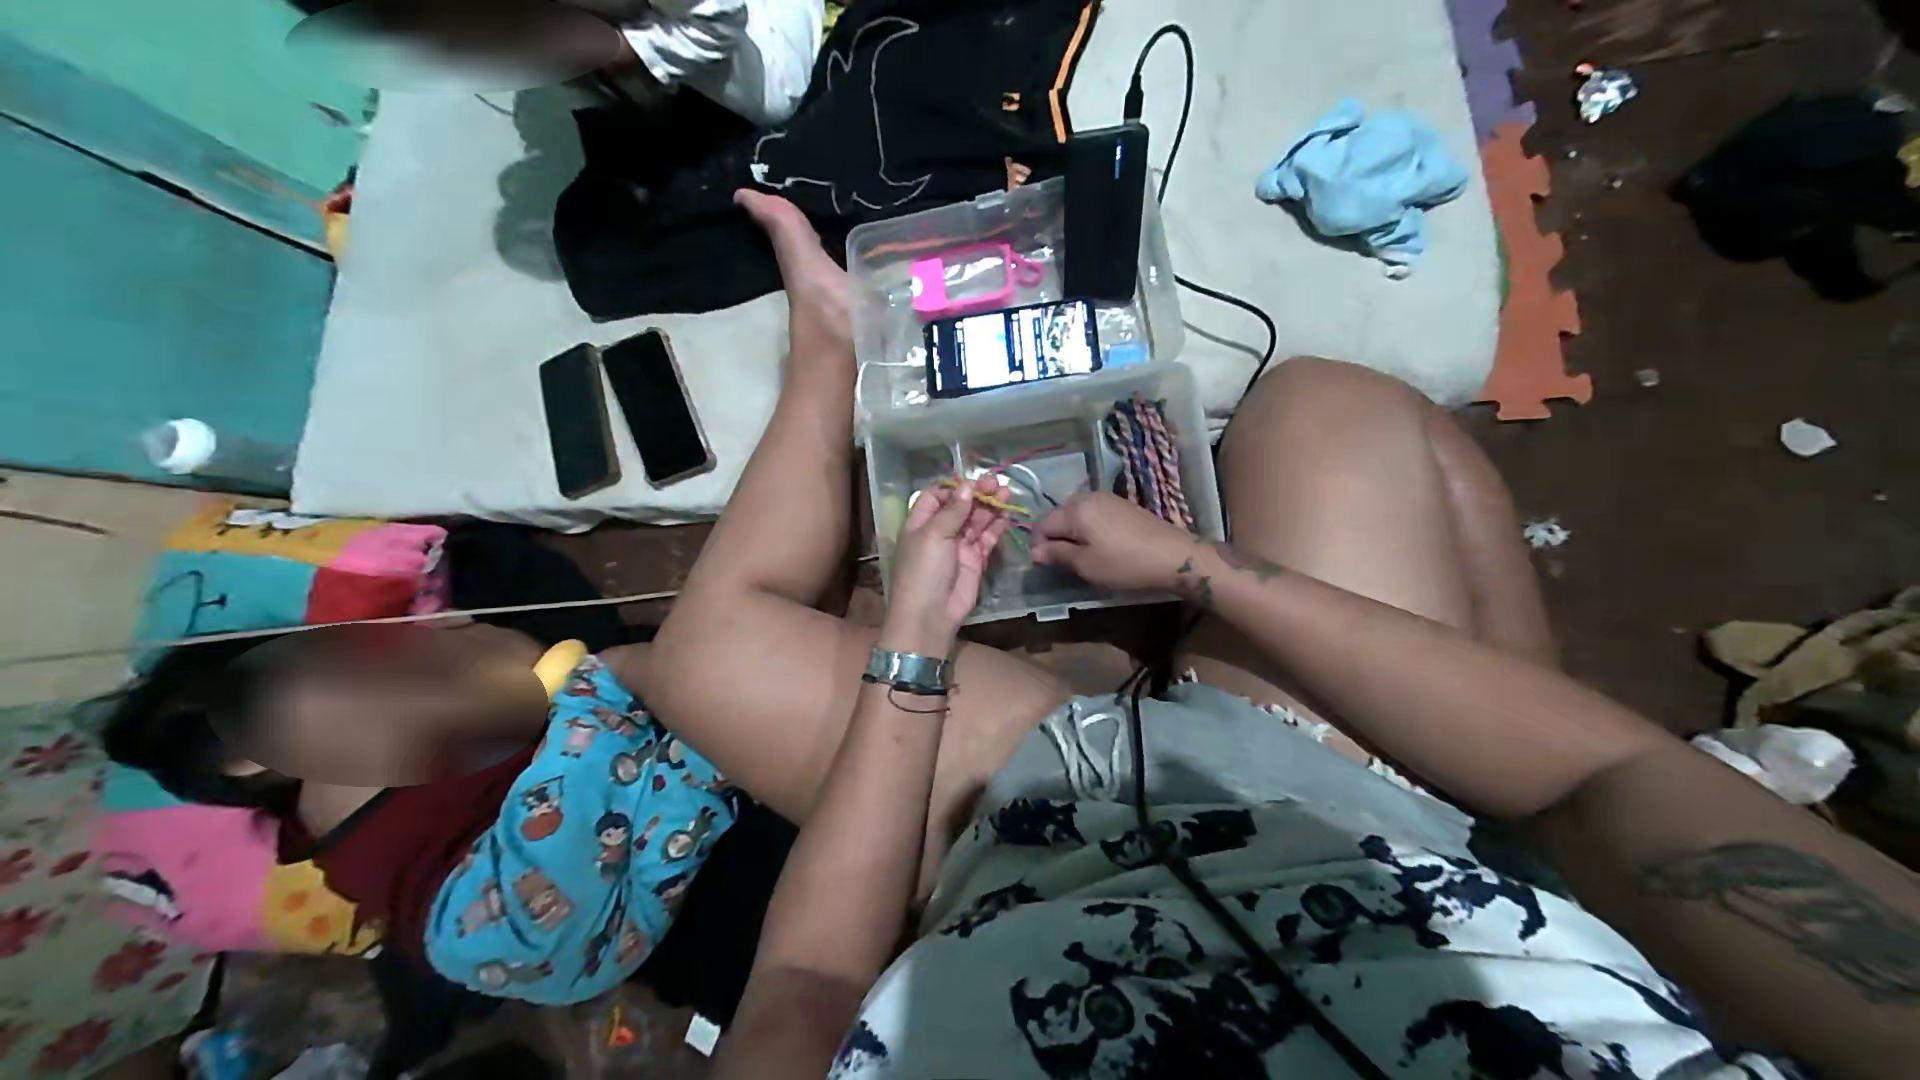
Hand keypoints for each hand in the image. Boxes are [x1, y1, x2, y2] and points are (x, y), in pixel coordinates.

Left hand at [883, 477, 1014, 654]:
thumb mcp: (934, 535)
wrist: (930, 615)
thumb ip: (953, 510)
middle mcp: (939, 533)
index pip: (936, 497)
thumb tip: (966, 486)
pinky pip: (987, 540)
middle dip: (977, 494)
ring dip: (990, 508)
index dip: (953, 488)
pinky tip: (1007, 515)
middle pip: (960, 507)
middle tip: (998, 484)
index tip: (972, 482)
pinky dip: (996, 528)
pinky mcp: (974, 562)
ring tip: (1007, 494)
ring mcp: (958, 548)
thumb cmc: (923, 570)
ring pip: (976, 522)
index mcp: (920, 523)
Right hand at [1030, 492, 1196, 593]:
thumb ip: (1057, 555)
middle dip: (1056, 537)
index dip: (1039, 545)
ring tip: (1084, 556)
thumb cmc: (1125, 564)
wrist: (1175, 556)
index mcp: (1075, 509)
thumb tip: (1034, 551)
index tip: (1047, 565)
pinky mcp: (1123, 505)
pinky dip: (1090, 529)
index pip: (1043, 525)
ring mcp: (1108, 498)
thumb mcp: (1086, 565)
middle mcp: (1089, 497)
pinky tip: (1101, 546)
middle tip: (1066, 563)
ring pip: (1077, 515)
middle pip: (1059, 516)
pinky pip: (1094, 514)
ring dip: (1074, 533)